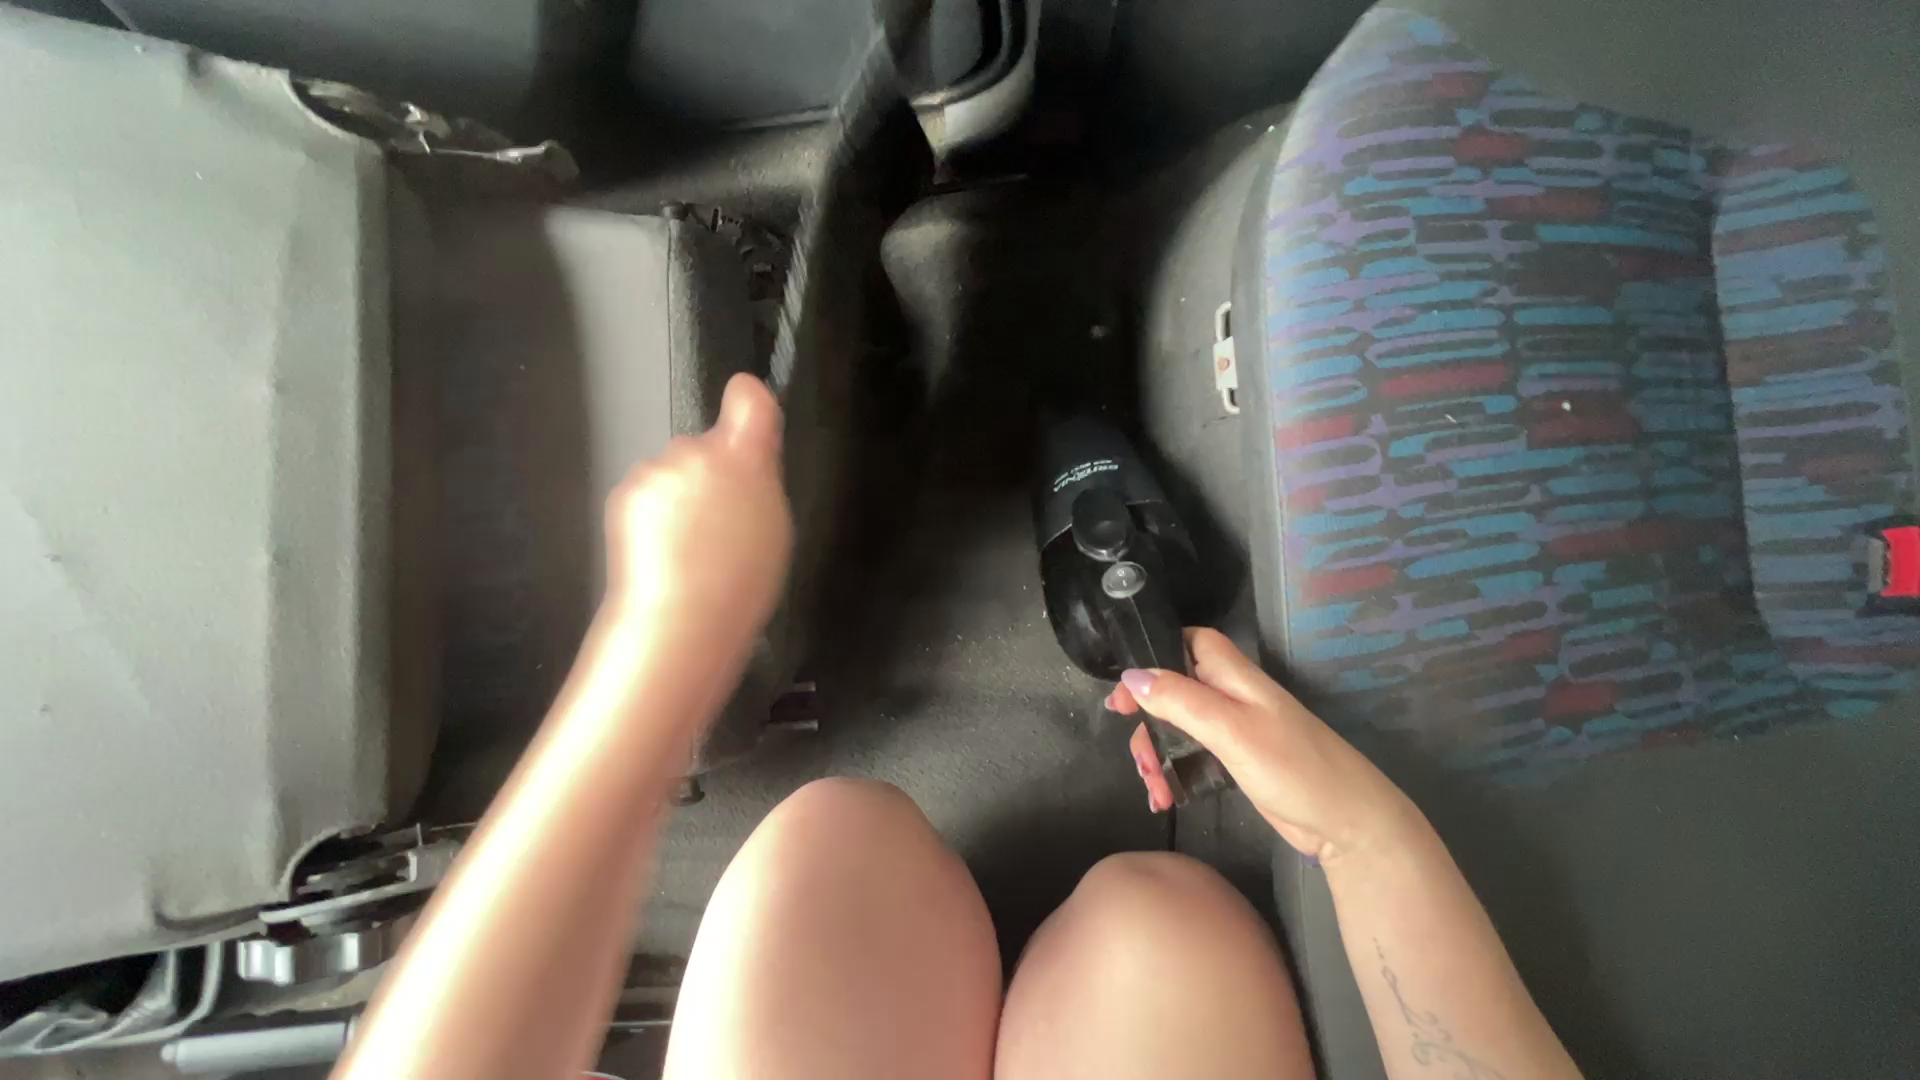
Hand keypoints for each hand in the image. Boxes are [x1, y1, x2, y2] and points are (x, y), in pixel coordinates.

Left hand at [602, 374, 793, 645]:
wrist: (681, 617)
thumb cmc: (740, 580)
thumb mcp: (774, 523)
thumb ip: (762, 472)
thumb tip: (755, 440)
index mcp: (745, 459)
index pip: (748, 398)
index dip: (750, 403)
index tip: (752, 418)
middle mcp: (696, 453)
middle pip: (708, 445)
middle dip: (715, 472)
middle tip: (725, 520)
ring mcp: (656, 471)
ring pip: (676, 470)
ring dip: (684, 494)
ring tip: (695, 543)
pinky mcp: (625, 492)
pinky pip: (649, 491)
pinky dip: (658, 512)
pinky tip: (669, 547)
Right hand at [1107, 629, 1417, 862]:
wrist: (1348, 824)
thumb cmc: (1292, 767)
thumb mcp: (1229, 729)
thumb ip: (1180, 700)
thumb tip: (1132, 676)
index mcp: (1234, 677)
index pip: (1190, 641)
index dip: (1156, 652)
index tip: (1126, 685)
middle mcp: (1233, 697)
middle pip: (1175, 689)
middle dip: (1147, 718)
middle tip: (1133, 751)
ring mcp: (1236, 730)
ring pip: (1179, 727)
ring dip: (1156, 753)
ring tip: (1151, 788)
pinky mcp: (1238, 762)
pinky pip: (1192, 757)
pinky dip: (1173, 774)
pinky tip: (1163, 799)